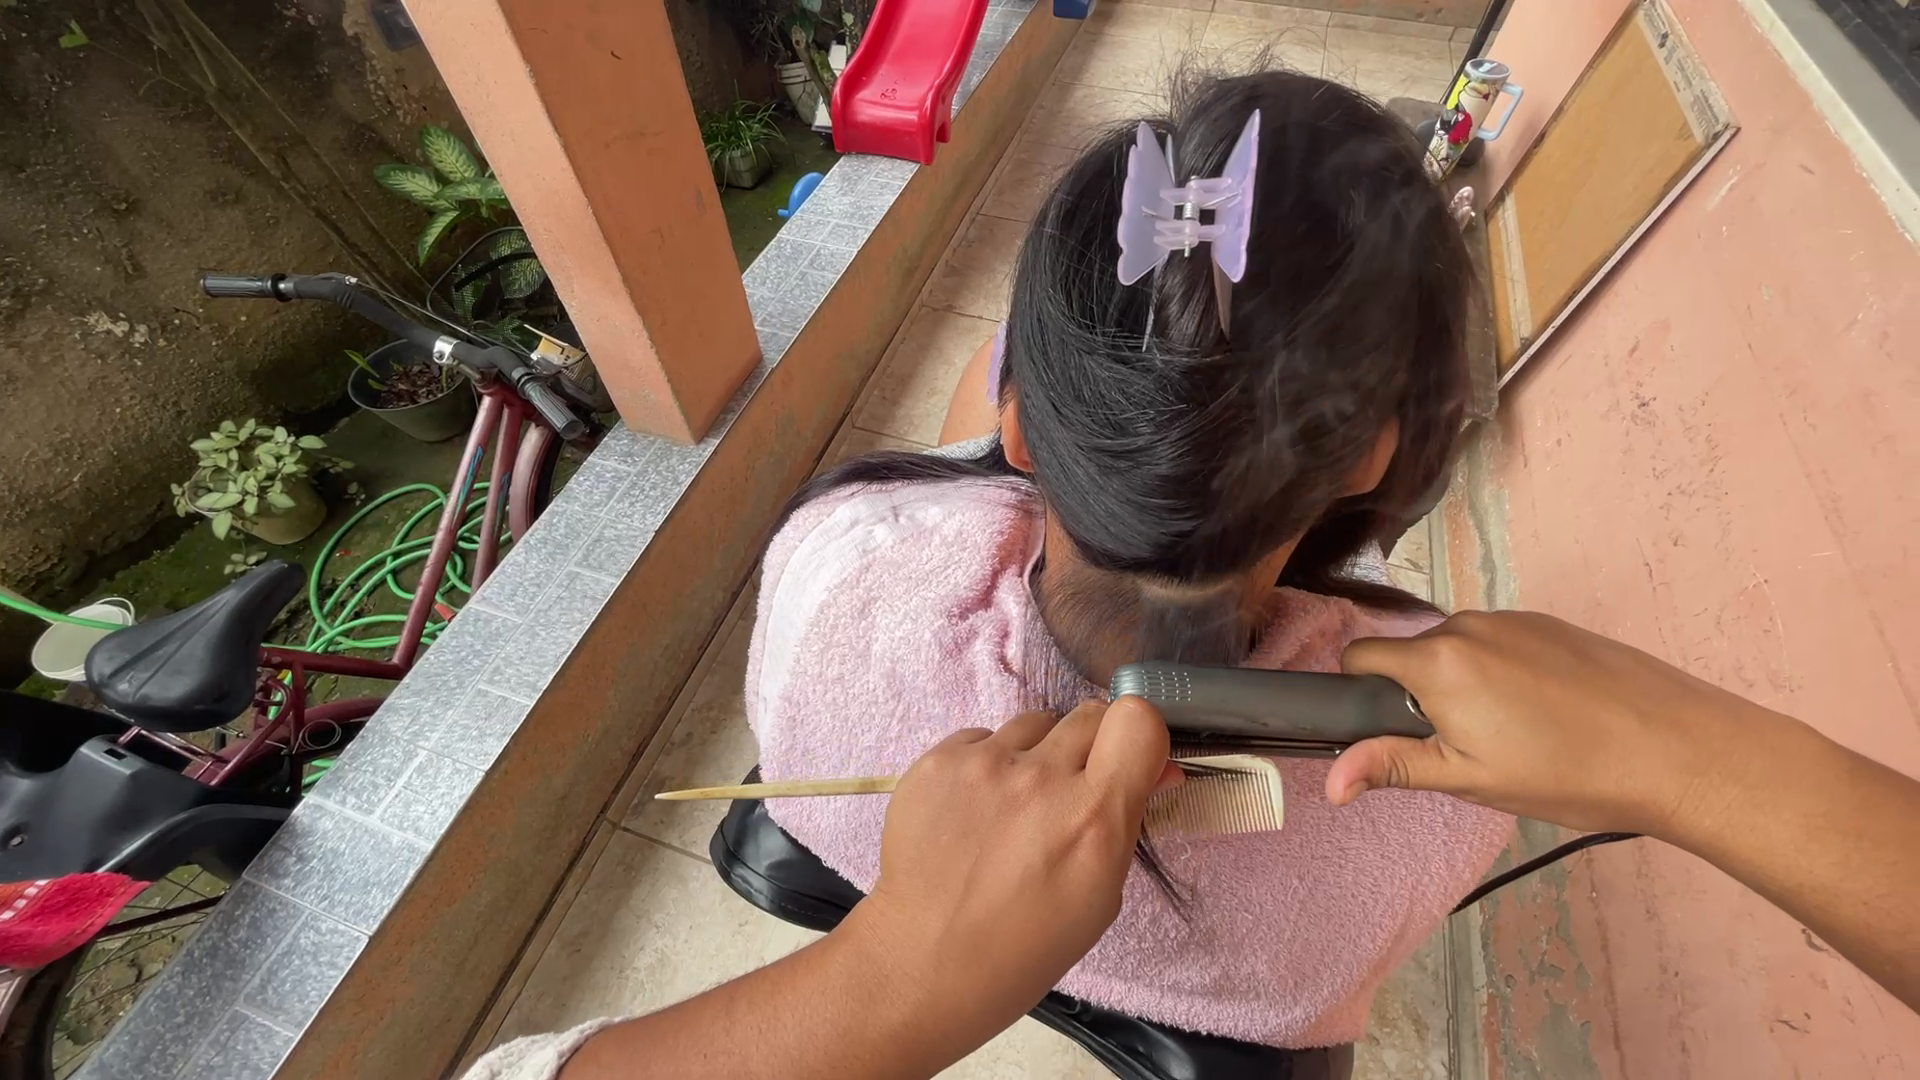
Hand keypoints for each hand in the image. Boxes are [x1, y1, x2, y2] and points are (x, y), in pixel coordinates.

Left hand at [844, 698, 1180, 1046]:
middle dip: (1089, 747)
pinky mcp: (938, 758)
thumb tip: (1156, 769)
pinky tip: (970, 809)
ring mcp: (983, 763)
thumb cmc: (1024, 944)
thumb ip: (1125, 820)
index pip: (1138, 719)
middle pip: (1088, 715)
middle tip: (1068, 790)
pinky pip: (981, 737)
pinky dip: (985, 764)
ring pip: (1033, 724)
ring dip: (1034, 755)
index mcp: (1093, 818)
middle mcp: (1040, 778)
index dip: (1138, 734)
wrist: (924, 959)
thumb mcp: (1099, 895)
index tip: (1125, 759)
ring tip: (1011, 807)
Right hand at [1326, 610, 1761, 836]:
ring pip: (1454, 647)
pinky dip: (1501, 667)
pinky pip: (1497, 639)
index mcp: (1435, 661)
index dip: (1363, 689)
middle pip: (1409, 653)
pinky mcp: (1547, 621)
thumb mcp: (1469, 778)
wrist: (1690, 752)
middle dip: (1419, 690)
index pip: (1359, 655)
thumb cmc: (1568, 773)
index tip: (1399, 725)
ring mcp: (1509, 618)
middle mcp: (1463, 625)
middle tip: (1468, 740)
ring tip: (1514, 725)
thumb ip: (1391, 766)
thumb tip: (1330, 784)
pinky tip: (1546, 706)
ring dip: (1461, 678)